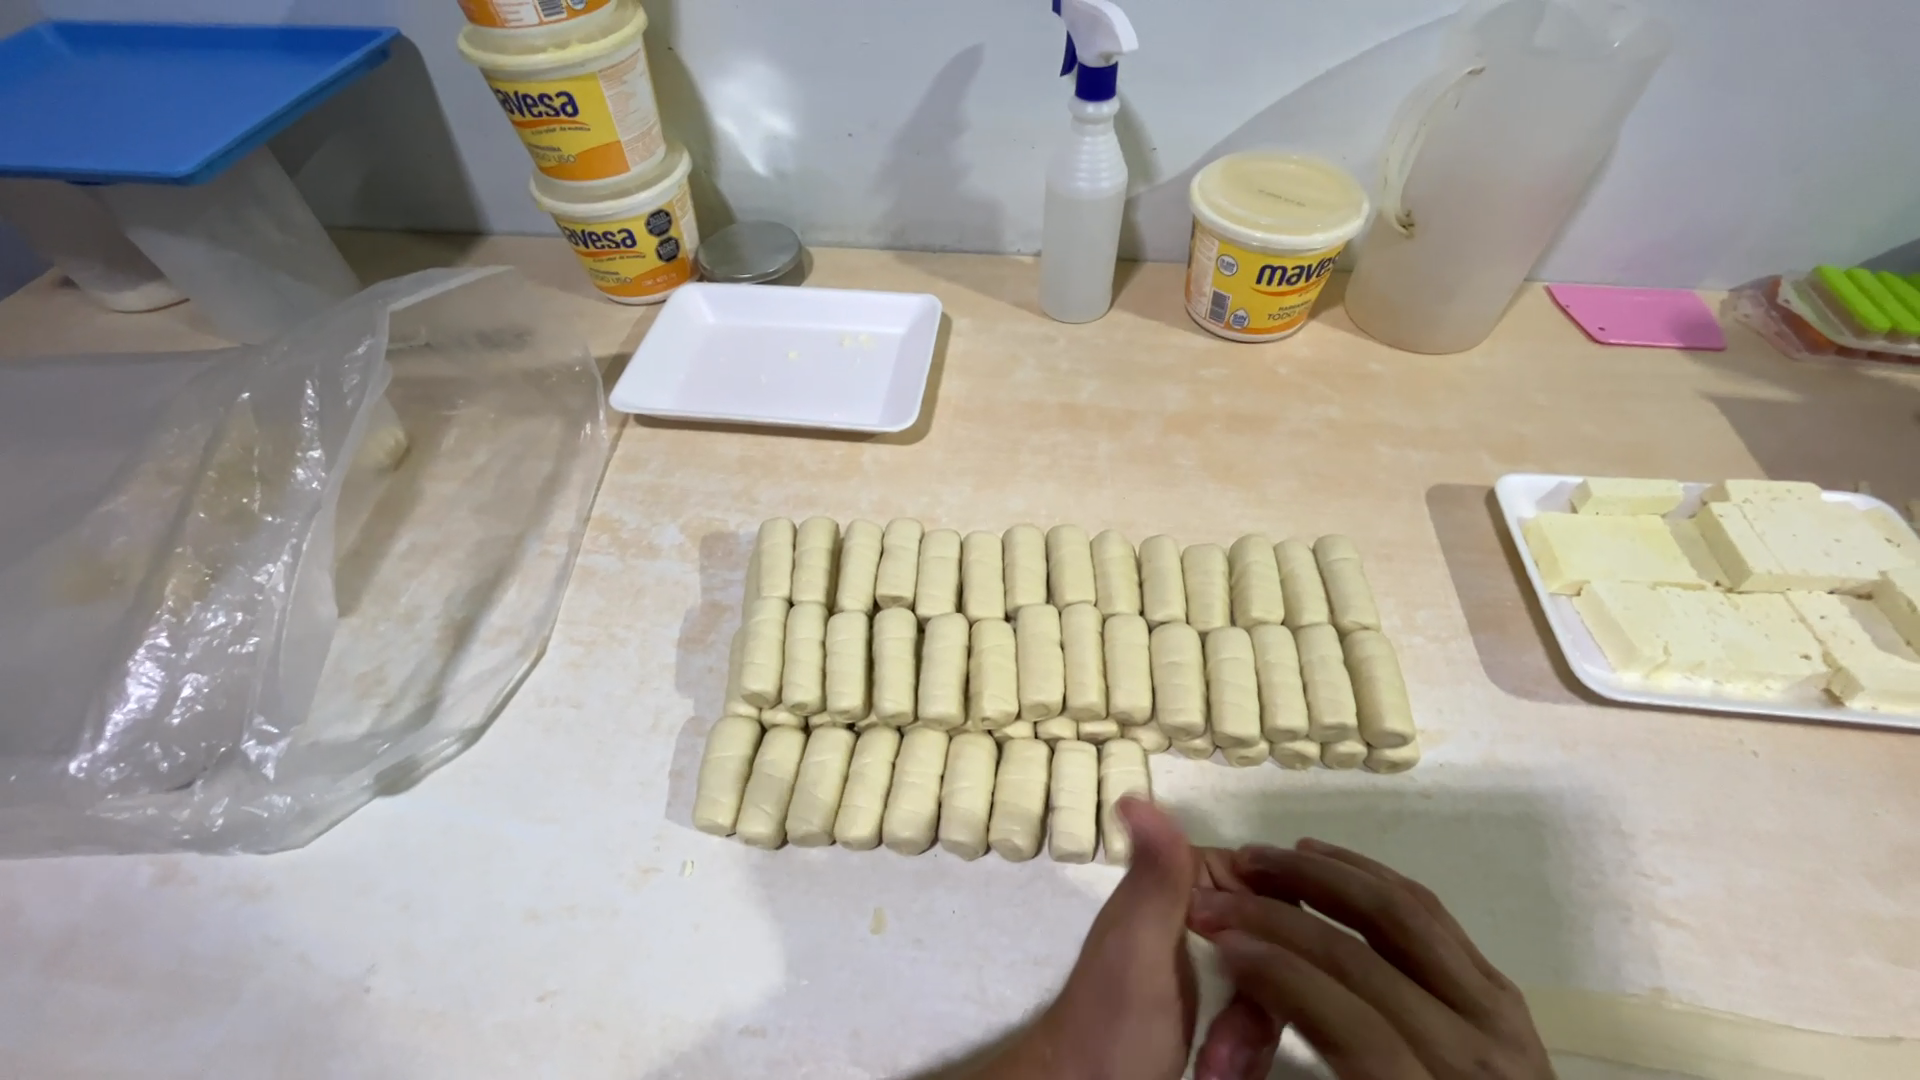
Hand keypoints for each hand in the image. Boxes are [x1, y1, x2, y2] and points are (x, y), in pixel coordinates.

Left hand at [974, 798, 1277, 1079]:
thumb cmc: (1113, 1021)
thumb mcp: (1139, 948)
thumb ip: (1154, 875)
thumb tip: (1133, 793)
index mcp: (1178, 883)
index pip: (1265, 882)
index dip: (1277, 930)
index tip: (1262, 979)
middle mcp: (1193, 910)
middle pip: (1276, 938)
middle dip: (1264, 999)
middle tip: (1227, 1048)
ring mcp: (1204, 956)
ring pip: (1275, 982)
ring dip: (1254, 1035)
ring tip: (1217, 1068)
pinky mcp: (1212, 1002)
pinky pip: (1260, 1015)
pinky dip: (1246, 1051)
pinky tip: (1218, 1072)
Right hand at [1186, 838, 1553, 1079]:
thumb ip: (1279, 1077)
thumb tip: (1209, 1055)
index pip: (1355, 1028)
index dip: (1281, 977)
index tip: (1219, 939)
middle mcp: (1478, 1061)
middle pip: (1365, 962)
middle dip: (1277, 918)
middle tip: (1216, 898)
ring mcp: (1497, 1016)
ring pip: (1400, 914)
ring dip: (1318, 875)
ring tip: (1257, 859)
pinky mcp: (1499, 985)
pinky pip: (1427, 907)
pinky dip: (1365, 872)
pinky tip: (1317, 856)